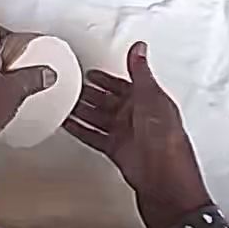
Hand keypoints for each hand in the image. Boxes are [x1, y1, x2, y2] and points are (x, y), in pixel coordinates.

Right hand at [63, 42, 209, 227]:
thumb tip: (139, 48)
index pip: (122, 85)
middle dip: (89, 94)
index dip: (106, 79)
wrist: (164, 179)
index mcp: (146, 101)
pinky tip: (68, 124)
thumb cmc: (165, 139)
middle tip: (70, 85)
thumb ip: (140, 72)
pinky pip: (93, 136)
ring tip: (63, 102)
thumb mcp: (151, 97)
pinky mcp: (116, 150)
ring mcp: (125, 134)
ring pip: (97, 118)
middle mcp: (136, 117)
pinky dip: (80, 129)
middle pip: (106, 101)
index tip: (90, 73)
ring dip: (81, 110)